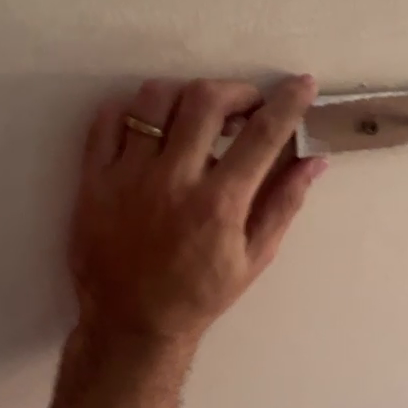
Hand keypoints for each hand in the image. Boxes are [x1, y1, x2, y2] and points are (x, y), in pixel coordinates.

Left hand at [67, 75, 324, 358]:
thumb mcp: (254, 257)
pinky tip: (154, 127)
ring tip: (198, 114)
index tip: (302, 84)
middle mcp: (173, 181)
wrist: (134, 322)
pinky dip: (135, 111)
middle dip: (235, 90)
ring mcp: (127, 177)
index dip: (288, 102)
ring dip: (185, 95)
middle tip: (246, 105)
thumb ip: (284, 204)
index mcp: (219, 204)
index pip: (262, 135)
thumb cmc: (202, 294)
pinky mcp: (93, 179)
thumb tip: (315, 161)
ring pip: (154, 100)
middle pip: (205, 100)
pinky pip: (108, 120)